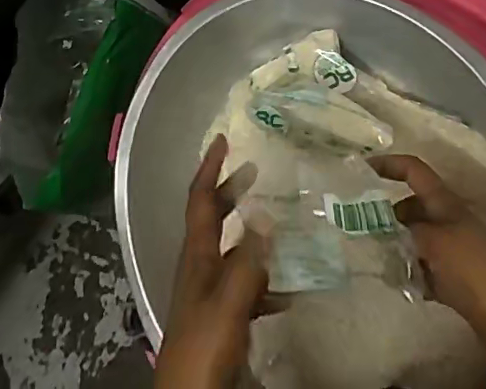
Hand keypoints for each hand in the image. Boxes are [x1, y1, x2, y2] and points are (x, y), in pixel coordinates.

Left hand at [153, 135, 267, 388]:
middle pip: (213, 219)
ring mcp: (210, 294)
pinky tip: (288, 292)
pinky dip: (264, 282)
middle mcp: (200, 267)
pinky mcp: (222, 320)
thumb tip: (263, 214)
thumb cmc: (204, 344)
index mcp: (197, 254)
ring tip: (279, 223)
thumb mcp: (227, 301)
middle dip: (231, 192)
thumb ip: (246, 261)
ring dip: (252, 234)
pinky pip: (245, 289)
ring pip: (232, 251)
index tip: (221, 140)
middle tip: (255, 170)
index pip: (199, 199)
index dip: (209, 168)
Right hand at [372, 154, 485, 388]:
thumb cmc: (476, 270)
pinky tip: (397, 281)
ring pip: (416, 238)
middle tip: (357, 221)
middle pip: (412, 206)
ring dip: (395, 243)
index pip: (414, 170)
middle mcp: (449, 221)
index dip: (389, 163)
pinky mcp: (458, 282)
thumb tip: (384, 226)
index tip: (361, 167)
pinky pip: (425, 269)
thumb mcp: (435, 241)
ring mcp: (455, 251)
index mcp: (445, 203)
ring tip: (370, 252)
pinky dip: (410, 272)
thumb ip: (407, 230)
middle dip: (386, 210)